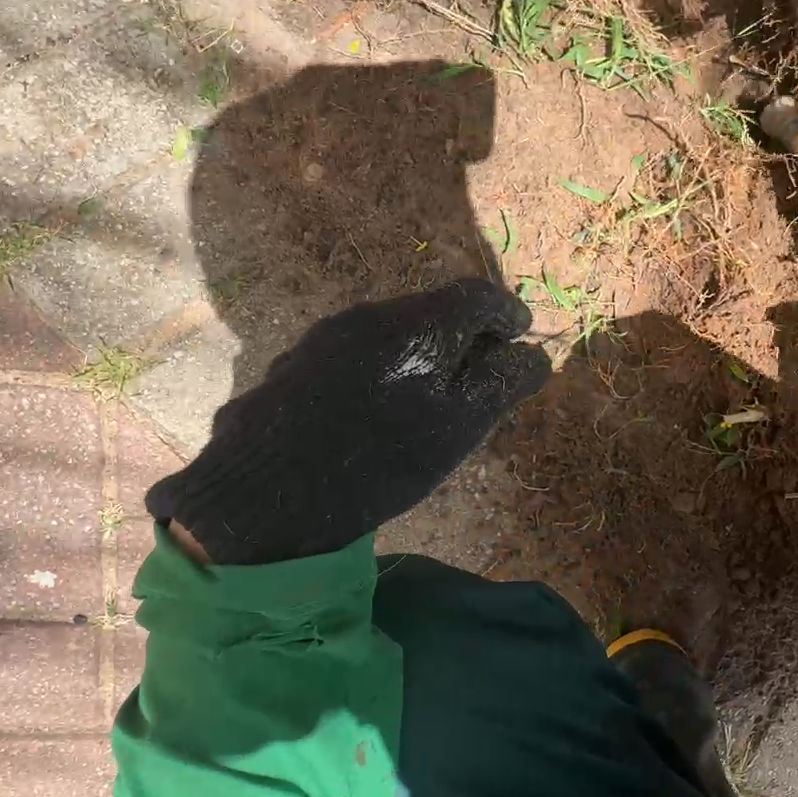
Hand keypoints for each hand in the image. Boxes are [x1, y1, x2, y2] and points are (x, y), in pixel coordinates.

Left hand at [146, 279, 550, 563]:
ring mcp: (322, 338)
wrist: (264, 500)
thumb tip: (533, 355)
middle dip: (462, 337)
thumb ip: (505, 382)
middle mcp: (369, 316)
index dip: (506, 314)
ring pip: (388, 333)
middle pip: (431, 311)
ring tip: (421, 399)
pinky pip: (352, 355)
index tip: (518, 338)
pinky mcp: (290, 366)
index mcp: (418, 325)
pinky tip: (368, 414)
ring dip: (417, 353)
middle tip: (476, 375)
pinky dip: (377, 371)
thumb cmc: (382, 461)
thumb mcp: (462, 426)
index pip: (478, 296)